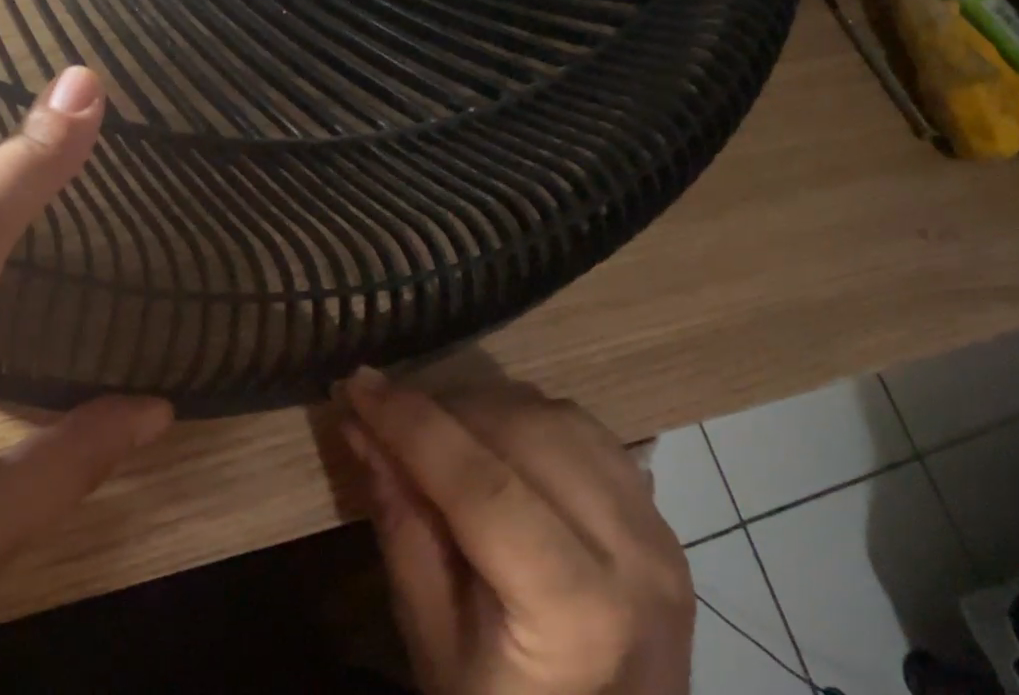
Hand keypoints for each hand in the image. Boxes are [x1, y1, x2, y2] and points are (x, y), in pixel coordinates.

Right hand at [339, 369, 692, 694]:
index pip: (484, 487)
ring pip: (559, 419)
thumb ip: (400, 523)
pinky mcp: (662, 518)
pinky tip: (492, 441)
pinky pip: (588, 434)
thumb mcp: (429, 633)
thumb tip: (359, 426)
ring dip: (484, 407)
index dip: (413, 425)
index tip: (356, 384)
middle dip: (442, 409)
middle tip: (382, 411)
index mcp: (576, 612)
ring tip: (433, 427)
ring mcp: (659, 533)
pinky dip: (529, 420)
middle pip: (525, 436)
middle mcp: (634, 559)